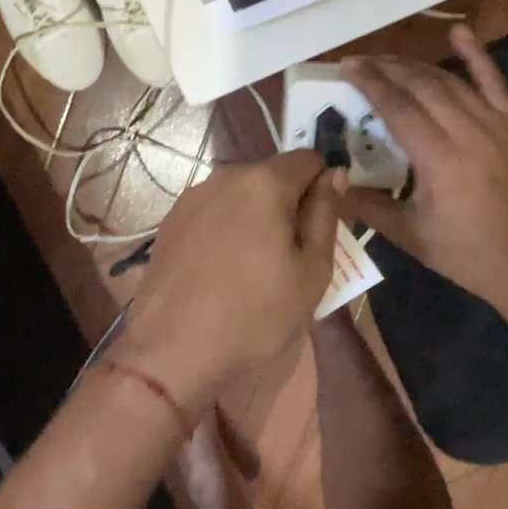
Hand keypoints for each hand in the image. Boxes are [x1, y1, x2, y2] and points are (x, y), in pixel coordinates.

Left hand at [113, 152, 345, 405]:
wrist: (171, 349)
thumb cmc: (254, 314)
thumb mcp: (311, 272)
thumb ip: (326, 214)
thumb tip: (335, 174)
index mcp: (265, 182)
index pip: (308, 158)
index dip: (323, 183)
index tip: (322, 222)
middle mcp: (227, 175)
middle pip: (273, 175)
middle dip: (289, 202)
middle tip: (292, 253)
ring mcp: (194, 195)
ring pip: (242, 193)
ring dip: (256, 214)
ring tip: (254, 264)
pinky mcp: (172, 218)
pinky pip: (214, 210)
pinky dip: (226, 227)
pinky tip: (222, 267)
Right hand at [340, 26, 507, 313]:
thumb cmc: (467, 256)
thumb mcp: (410, 236)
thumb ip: (367, 206)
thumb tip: (329, 181)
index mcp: (440, 161)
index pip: (398, 108)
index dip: (371, 84)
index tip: (347, 67)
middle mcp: (467, 133)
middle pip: (421, 86)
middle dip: (387, 69)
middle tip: (360, 62)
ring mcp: (495, 126)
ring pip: (450, 82)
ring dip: (417, 66)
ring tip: (388, 60)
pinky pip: (494, 83)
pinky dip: (476, 55)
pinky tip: (459, 32)